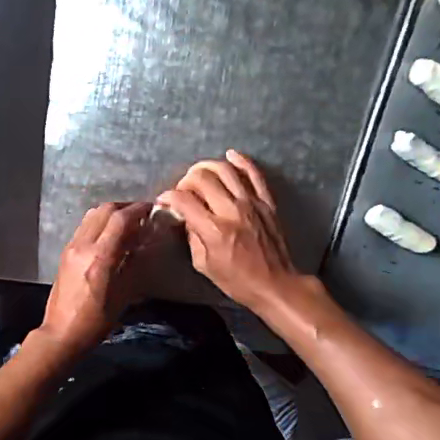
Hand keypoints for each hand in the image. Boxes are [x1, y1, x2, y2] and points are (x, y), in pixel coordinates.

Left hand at [35, 201, 152, 358]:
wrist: (62, 333)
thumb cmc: (96, 321)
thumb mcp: (123, 296)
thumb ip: (133, 265)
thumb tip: (144, 243)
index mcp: (99, 257)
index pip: (120, 219)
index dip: (138, 209)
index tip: (152, 209)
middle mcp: (83, 245)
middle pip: (105, 210)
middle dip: (126, 208)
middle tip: (142, 215)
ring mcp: (71, 247)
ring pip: (92, 215)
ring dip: (111, 214)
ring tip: (128, 224)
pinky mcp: (65, 252)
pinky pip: (84, 227)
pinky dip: (100, 223)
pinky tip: (111, 236)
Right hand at [157, 151, 304, 312]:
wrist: (275, 284)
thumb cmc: (237, 281)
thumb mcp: (204, 265)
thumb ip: (193, 236)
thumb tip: (186, 216)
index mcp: (214, 230)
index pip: (184, 200)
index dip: (168, 197)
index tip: (164, 200)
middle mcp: (232, 211)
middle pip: (202, 178)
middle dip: (185, 180)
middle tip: (183, 190)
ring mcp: (252, 203)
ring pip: (225, 170)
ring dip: (207, 166)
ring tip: (199, 173)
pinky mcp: (267, 202)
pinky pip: (254, 173)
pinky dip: (241, 160)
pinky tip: (230, 154)